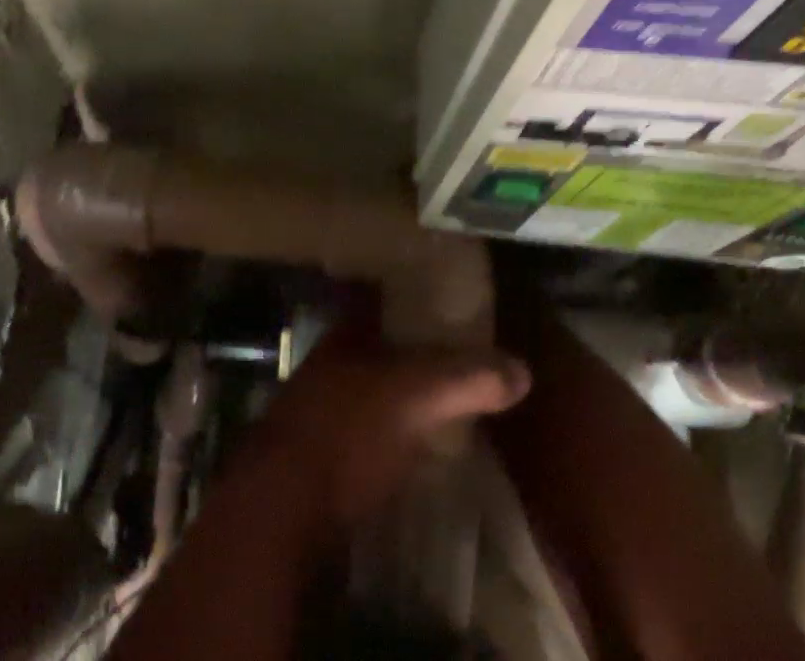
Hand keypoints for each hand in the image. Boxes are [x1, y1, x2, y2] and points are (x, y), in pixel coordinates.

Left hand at [248, 320, 531, 532]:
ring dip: (399, 399)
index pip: (375, 300)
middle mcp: (325, 369)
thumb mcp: (416, 396)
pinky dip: (388, 439)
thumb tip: (523, 371)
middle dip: (410, 351)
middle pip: (374, 348)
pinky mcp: (316, 461)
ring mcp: (316, 415)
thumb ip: (467, 378)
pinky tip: (415, 453)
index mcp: (343, 339)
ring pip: (367, 394)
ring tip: (444, 406)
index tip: (443, 299)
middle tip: (458, 358)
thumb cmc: (346, 432)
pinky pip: (363, 437)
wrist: (281, 508)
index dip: (407, 295)